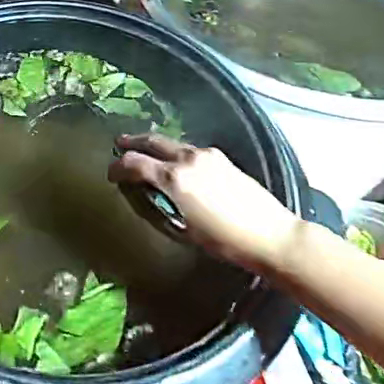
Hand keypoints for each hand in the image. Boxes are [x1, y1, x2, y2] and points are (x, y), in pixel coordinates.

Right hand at [110, 134, 304, 275]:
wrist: (272, 236)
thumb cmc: (226, 241)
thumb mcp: (185, 229)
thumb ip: (162, 204)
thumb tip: (148, 192)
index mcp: (175, 178)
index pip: (135, 163)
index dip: (118, 167)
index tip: (110, 172)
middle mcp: (188, 159)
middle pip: (153, 142)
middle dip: (133, 142)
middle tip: (119, 143)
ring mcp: (207, 155)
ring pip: (172, 144)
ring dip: (156, 146)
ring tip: (146, 153)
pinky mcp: (222, 159)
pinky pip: (189, 150)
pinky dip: (175, 153)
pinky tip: (176, 163)